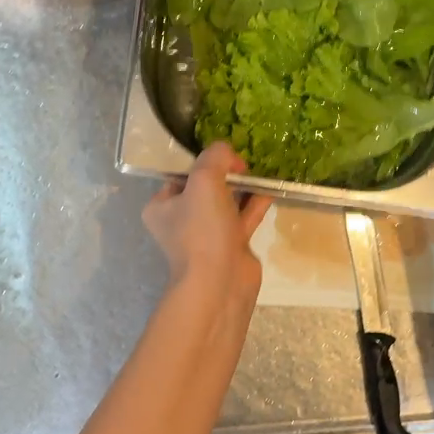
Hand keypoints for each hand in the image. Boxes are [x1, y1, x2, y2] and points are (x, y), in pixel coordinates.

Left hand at [141, 142, 270, 292]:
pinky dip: (255, 203)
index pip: (180, 175)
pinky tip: (271, 188)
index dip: (202, 161)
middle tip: (244, 162)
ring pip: (226, 203)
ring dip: (243, 187)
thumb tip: (228, 151)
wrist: (220, 282)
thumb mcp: (204, 181)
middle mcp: (182, 221)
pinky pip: (243, 218)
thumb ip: (215, 157)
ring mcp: (207, 236)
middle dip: (226, 174)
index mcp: (162, 206)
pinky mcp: (231, 247)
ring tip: (260, 171)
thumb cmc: (202, 230)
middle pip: (205, 188)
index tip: (224, 155)